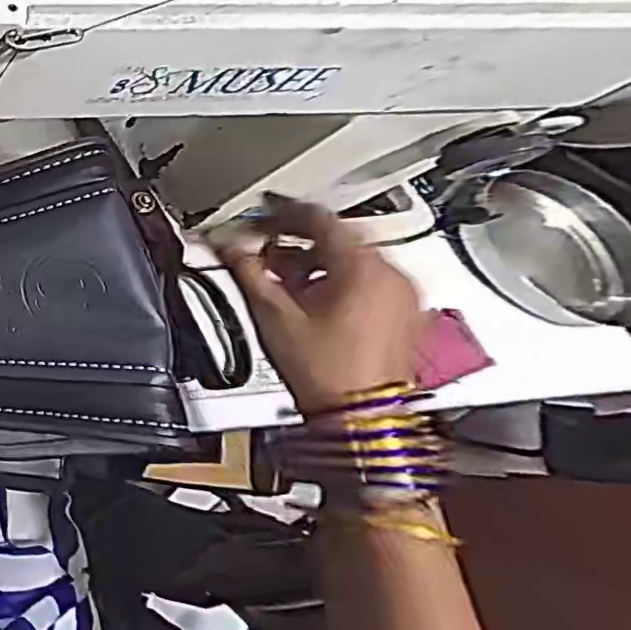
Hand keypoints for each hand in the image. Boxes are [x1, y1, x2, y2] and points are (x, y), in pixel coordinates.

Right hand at [211, 196, 421, 415]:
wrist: (360, 415)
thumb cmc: (324, 370)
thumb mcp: (272, 312)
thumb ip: (247, 270)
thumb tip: (227, 246)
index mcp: (364, 267)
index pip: (319, 218)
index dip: (281, 214)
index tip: (260, 218)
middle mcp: (392, 275)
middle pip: (337, 237)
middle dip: (295, 240)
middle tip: (263, 247)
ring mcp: (402, 295)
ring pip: (352, 258)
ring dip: (314, 260)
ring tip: (281, 276)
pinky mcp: (403, 313)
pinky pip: (367, 279)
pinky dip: (336, 277)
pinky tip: (308, 295)